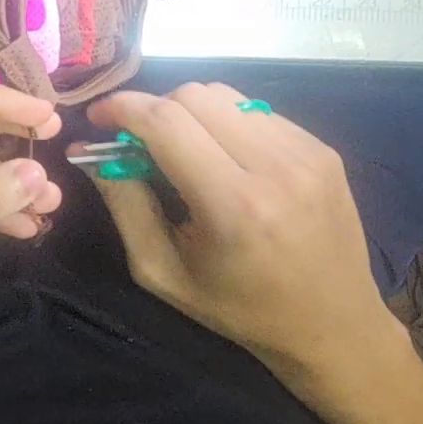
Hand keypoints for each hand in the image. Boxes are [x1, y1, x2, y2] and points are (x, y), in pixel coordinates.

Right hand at [77, 83, 406, 384]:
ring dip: (189, 112)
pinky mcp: (323, 148)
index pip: (166, 121)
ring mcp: (306, 152)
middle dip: (153, 108)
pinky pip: (255, 110)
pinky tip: (224, 159)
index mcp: (232, 204)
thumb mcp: (160, 271)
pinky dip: (224, 123)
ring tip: (181, 149)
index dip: (122, 108)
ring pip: (225, 96)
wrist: (332, 327)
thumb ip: (123, 204)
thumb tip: (90, 153)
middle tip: (137, 141)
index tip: (98, 117)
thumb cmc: (237, 309)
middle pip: (194, 96)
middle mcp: (275, 166)